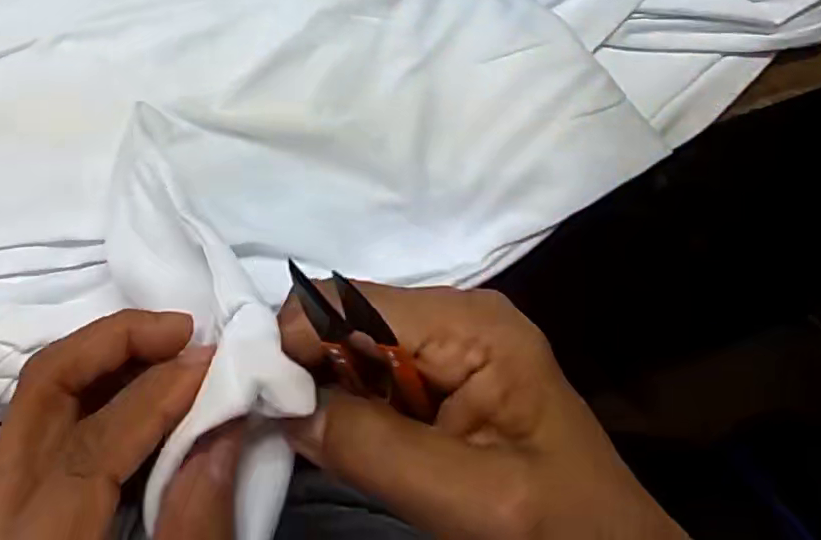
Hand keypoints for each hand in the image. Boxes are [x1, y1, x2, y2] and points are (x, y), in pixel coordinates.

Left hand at [0, 310, 226, 539]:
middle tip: (181, 330)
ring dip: (106, 354)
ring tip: (168, 347)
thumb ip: (193, 528)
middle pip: (42, 389)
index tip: (212, 362)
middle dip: (116, 341)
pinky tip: (138, 387)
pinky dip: (94, 387)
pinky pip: (41, 420)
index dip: (158, 394)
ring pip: (36, 394)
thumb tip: (224, 424)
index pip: (90, 445)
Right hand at [279, 283, 687, 539]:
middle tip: (267, 416)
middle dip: (308, 361)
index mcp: (472, 323)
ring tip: (291, 427)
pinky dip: (346, 401)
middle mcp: (457, 316)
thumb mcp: (478, 501)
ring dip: (322, 384)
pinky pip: (377, 374)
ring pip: (358, 345)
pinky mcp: (446, 376)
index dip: (302, 336)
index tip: (255, 389)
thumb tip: (287, 408)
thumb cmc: (566, 530)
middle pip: (354, 317)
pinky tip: (331, 432)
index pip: (359, 303)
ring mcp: (453, 345)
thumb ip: (378, 449)